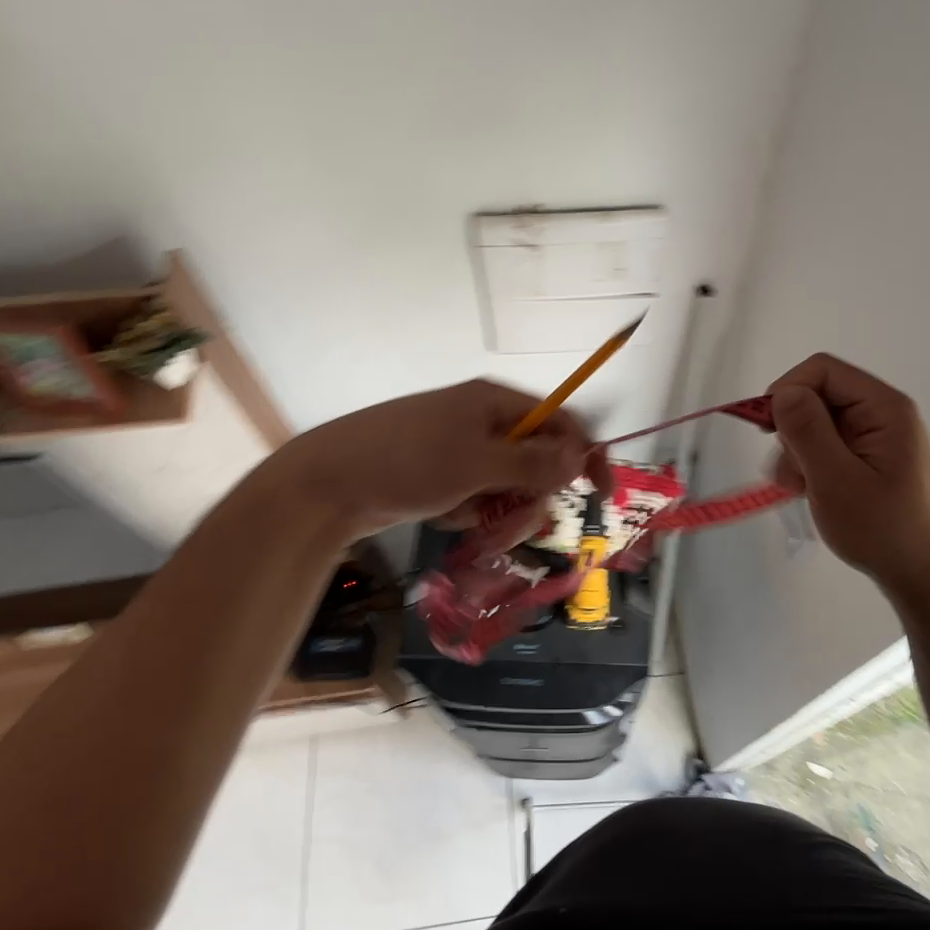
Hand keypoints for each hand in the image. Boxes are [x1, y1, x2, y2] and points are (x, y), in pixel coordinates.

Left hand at [268, 379, 606, 539]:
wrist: (326, 484)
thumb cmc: (405, 462)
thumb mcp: (476, 464)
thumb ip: (531, 464)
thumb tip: (578, 459)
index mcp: (495, 403)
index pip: (560, 424)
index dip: (585, 457)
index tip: (602, 496)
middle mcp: (482, 422)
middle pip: (537, 463)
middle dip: (529, 498)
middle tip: (507, 525)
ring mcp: (460, 451)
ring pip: (508, 487)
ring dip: (499, 513)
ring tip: (469, 526)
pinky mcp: (442, 477)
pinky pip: (478, 498)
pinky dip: (470, 515)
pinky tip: (445, 518)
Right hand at [768, 354, 929, 587]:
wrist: (920, 577)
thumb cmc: (881, 529)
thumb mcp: (836, 480)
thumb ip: (808, 431)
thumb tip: (783, 392)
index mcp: (885, 408)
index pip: (823, 370)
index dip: (788, 391)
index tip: (767, 430)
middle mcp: (883, 414)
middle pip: (818, 395)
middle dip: (792, 429)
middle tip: (788, 472)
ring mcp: (876, 437)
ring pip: (817, 423)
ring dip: (797, 452)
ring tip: (799, 489)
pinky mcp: (869, 459)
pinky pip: (827, 445)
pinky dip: (809, 464)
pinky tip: (810, 492)